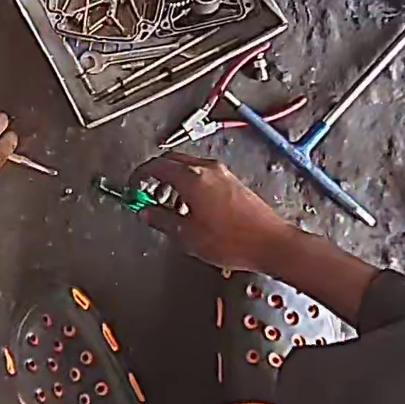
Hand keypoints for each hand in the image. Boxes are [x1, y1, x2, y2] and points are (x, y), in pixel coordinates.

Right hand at [128, 153, 303, 271]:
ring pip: (187, 166)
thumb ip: (162, 220)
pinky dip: (189, 183)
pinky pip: (202, 174)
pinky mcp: (231, 181)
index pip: (156, 166)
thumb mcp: (187, 235)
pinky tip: (190, 207)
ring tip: (168, 205)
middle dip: (155, 174)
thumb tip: (147, 212)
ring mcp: (221, 173)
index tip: (134, 186)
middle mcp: (206, 169)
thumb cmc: (233, 240)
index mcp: (191, 178)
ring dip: (173, 180)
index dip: (140, 175)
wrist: (271, 243)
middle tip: (146, 192)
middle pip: (171, 160)